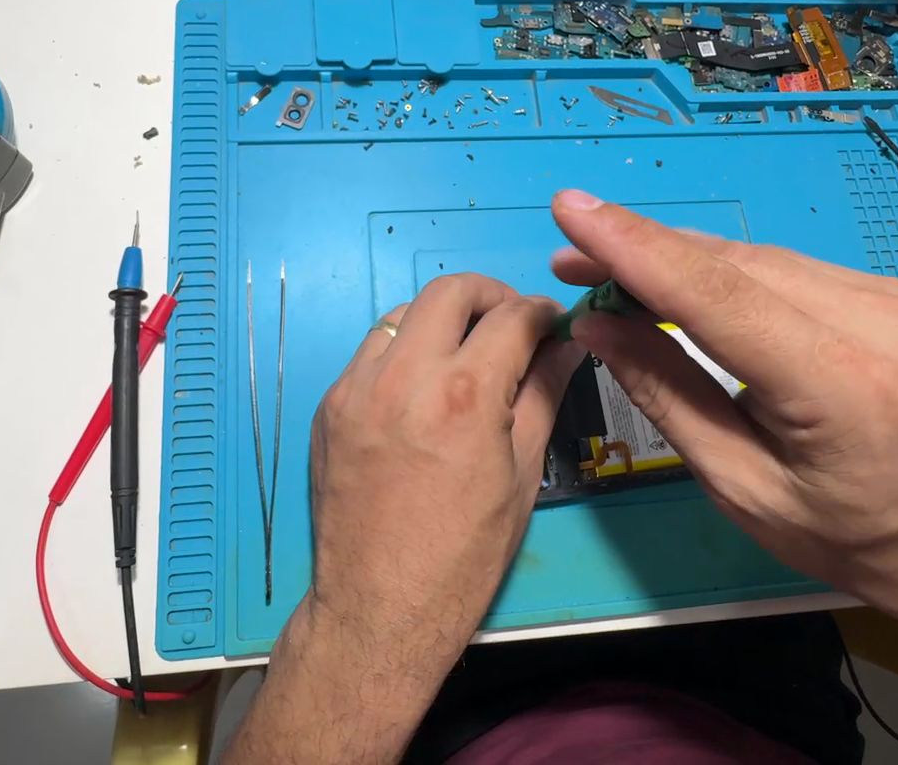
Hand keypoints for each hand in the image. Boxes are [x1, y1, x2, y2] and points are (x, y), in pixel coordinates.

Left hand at [301, 273, 582, 679]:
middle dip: (490, 295)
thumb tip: (568, 344)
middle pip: (449, 290)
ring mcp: (356, 386)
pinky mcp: (329, 404)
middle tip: (510, 323)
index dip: (542, 312)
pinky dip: (403, 352)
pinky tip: (420, 388)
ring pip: (403, 313)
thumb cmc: (466, 554)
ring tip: (463, 353)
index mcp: (464, 394)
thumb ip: (543, 392)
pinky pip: (370, 352)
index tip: (552, 322)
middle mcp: (404, 375)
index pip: (512, 317)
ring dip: (441, 320)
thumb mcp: (522, 473)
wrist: (378, 607)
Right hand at [549, 190, 897, 640]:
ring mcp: (889, 296)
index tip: (570, 209)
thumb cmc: (850, 537)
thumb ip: (665, 393)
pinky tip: (676, 285)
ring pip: (749, 258)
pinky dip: (715, 272)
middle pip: (728, 264)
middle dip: (638, 253)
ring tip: (607, 273)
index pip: (716, 295)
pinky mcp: (886, 291)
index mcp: (843, 387)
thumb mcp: (740, 485)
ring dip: (672, 260)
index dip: (634, 248)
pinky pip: (777, 268)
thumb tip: (596, 324)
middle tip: (568, 260)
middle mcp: (876, 320)